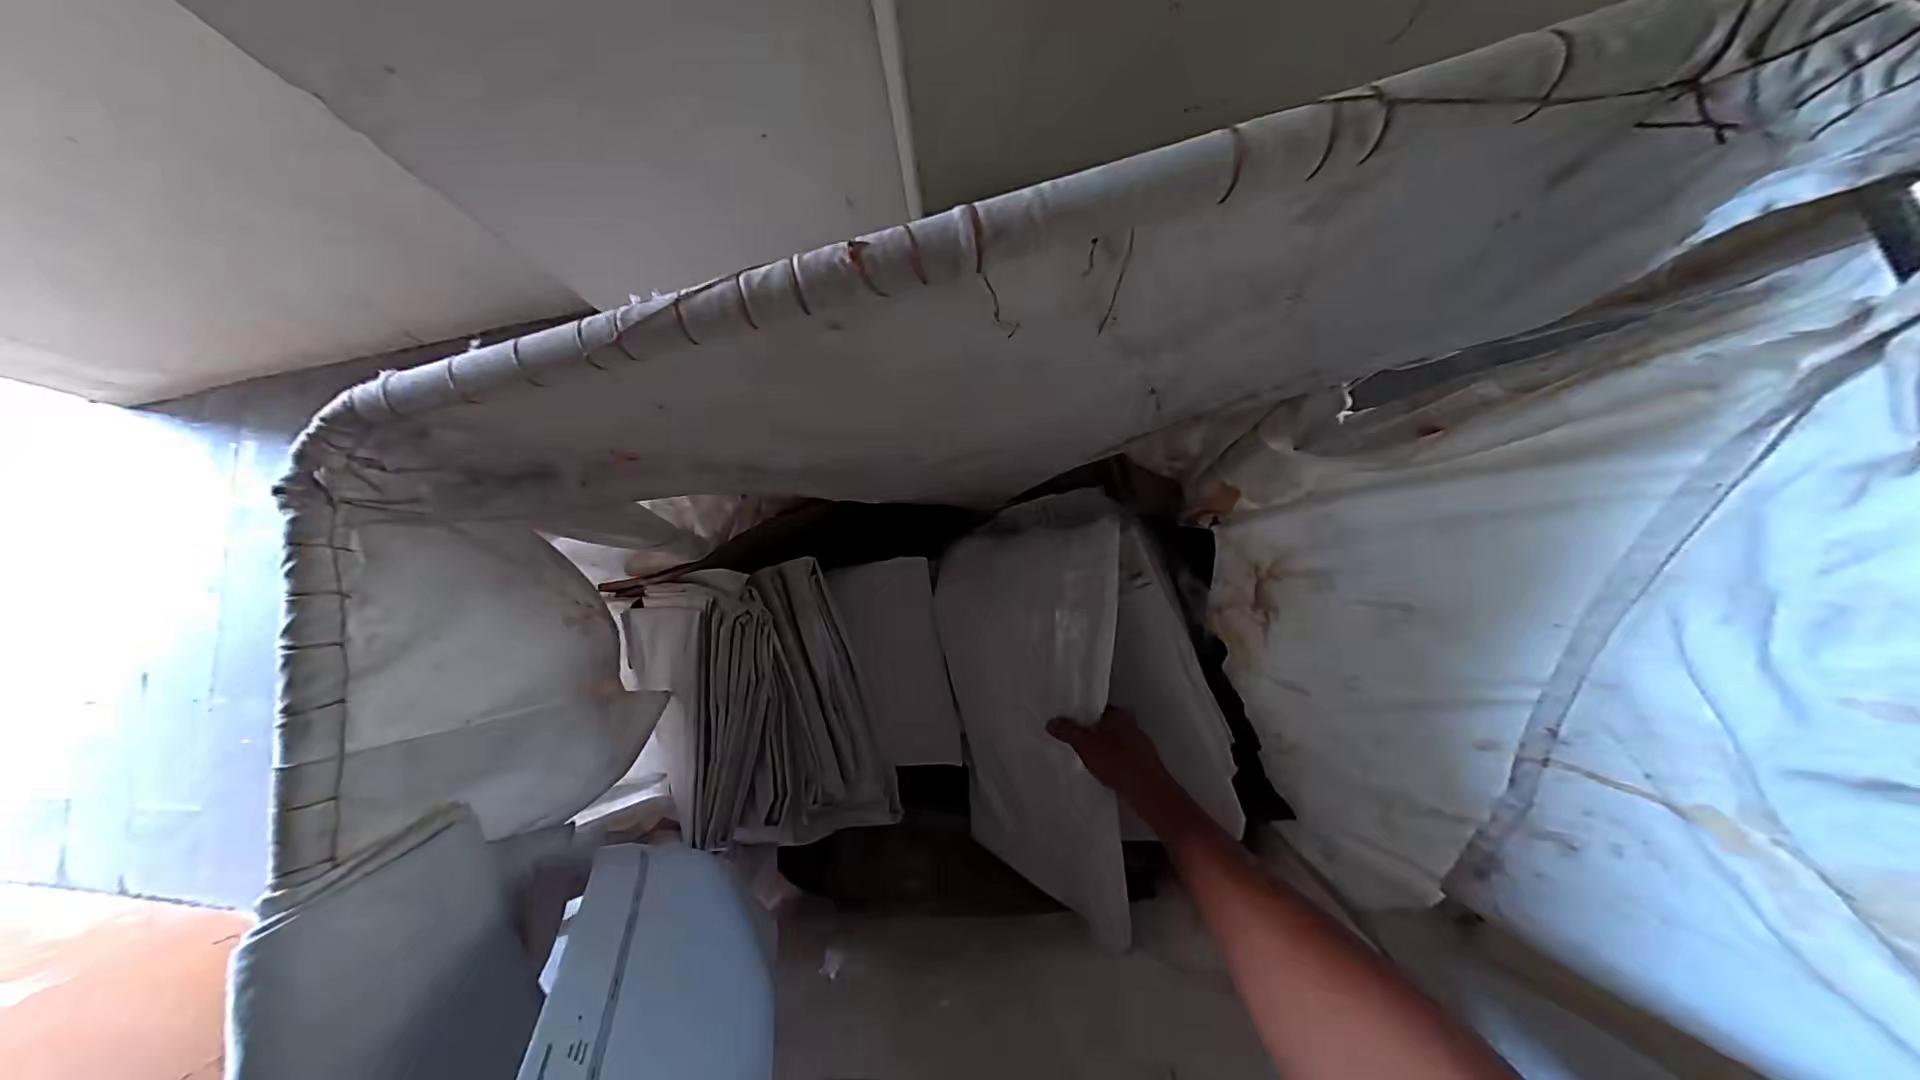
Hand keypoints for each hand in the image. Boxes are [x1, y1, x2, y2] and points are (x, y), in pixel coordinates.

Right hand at [1047, 707, 1191, 825]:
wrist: (1148, 792)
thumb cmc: (1117, 762)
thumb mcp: (1085, 745)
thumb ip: (1067, 732)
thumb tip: (1051, 722)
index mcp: (1120, 716)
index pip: (1099, 708)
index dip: (1085, 714)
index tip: (1073, 721)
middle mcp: (1133, 727)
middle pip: (1109, 725)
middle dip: (1095, 732)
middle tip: (1079, 740)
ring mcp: (1143, 747)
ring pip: (1118, 742)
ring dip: (1106, 748)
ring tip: (1090, 758)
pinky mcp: (1146, 765)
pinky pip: (1126, 758)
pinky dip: (1115, 762)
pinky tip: (1107, 773)